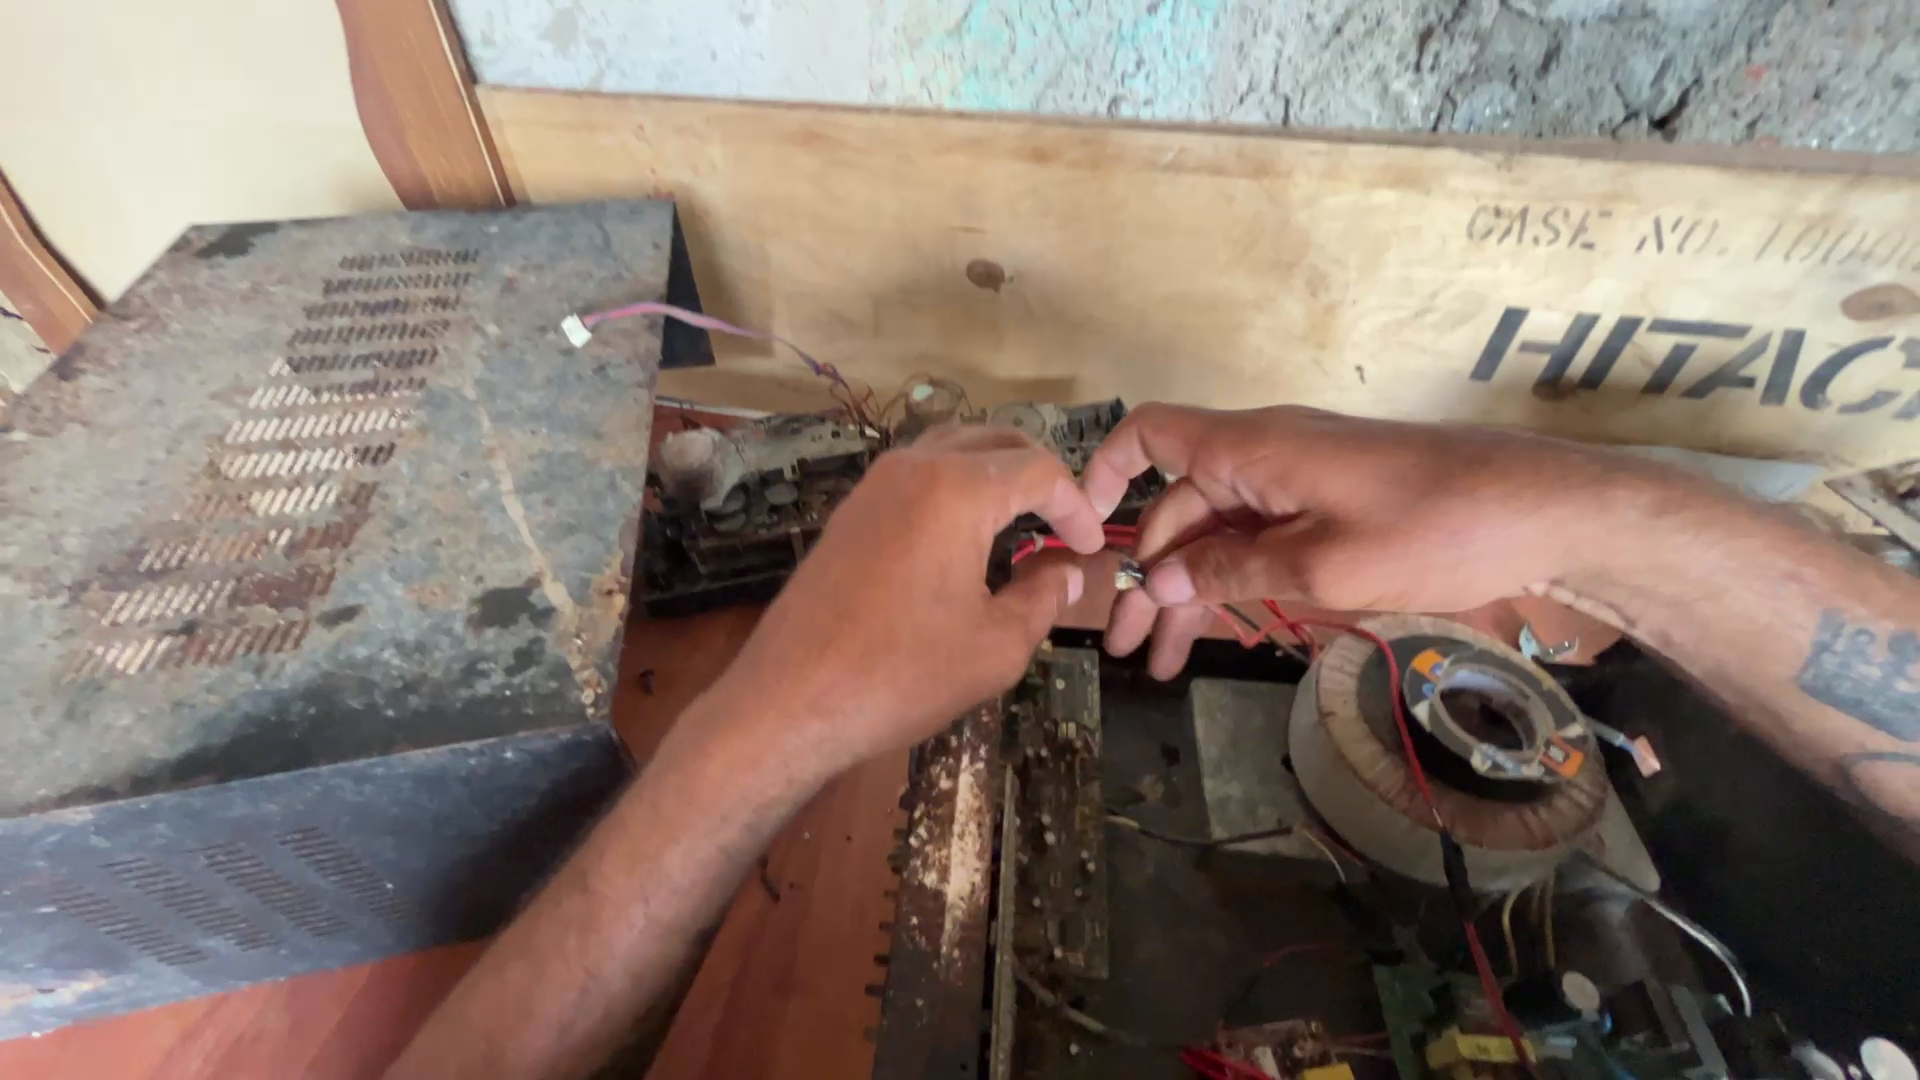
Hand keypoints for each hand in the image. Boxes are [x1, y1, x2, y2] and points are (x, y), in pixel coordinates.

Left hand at [712, 423, 1106, 775]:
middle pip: (995, 441)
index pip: (1038, 470)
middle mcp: (915, 467)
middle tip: (1063, 522)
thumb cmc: (902, 674)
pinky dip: (954, 485)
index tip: (1091, 547)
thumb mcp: (995, 646)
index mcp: (957, 491)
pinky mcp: (851, 509)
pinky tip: (964, 533)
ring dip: (995, 472)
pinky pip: (918, 473)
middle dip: (1039, 475)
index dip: (1076, 505)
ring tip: (1020, 519)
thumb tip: (1067, 573)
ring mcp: (875, 484)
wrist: (790, 699)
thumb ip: (1042, 598)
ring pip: (952, 448)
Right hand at [1079, 404, 1699, 678]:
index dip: (1107, 470)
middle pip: (1178, 511)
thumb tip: (1159, 584)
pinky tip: (1214, 636)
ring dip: (1187, 595)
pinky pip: (1255, 546)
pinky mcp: (1318, 514)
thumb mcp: (1322, 563)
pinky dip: (1231, 588)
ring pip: (1214, 538)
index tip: (1084, 525)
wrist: (1550, 515)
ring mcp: (1289, 489)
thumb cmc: (1435, 528)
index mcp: (1250, 450)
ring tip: (1162, 661)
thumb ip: (1232, 570)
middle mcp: (1259, 461)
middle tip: (1128, 646)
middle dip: (1148, 579)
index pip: (1152, 435)